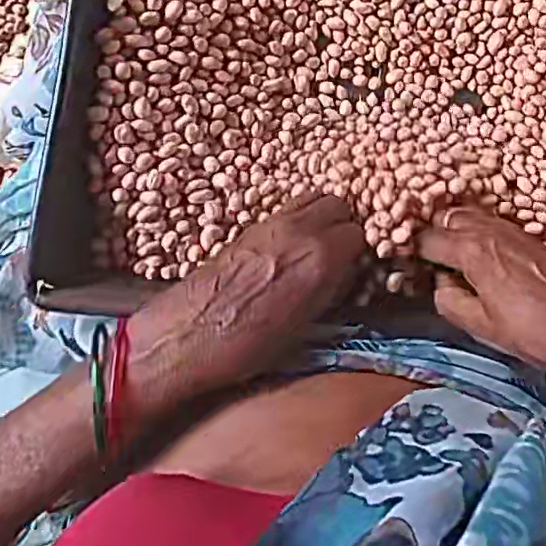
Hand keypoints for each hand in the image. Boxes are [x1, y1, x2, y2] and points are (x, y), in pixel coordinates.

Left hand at [125, 194, 363, 417]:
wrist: (184, 336)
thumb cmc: (245, 347)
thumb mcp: (302, 327)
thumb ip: (330, 289)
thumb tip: (345, 272)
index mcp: (317, 259)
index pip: (359, 233)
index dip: (362, 251)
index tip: (359, 266)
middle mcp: (298, 231)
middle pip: (339, 205)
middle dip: (346, 225)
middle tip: (342, 252)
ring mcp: (272, 223)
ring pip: (314, 198)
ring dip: (323, 216)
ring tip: (320, 245)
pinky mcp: (251, 225)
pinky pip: (290, 208)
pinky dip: (301, 218)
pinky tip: (293, 246)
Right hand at [418, 206, 545, 377]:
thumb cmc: (538, 333)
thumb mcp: (484, 328)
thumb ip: (450, 302)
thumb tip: (441, 286)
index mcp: (472, 252)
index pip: (426, 239)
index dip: (409, 250)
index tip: (401, 261)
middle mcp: (488, 232)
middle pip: (445, 218)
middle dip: (429, 232)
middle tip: (420, 256)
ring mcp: (509, 230)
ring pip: (467, 215)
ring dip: (451, 228)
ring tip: (443, 253)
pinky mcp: (525, 237)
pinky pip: (488, 223)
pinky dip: (472, 231)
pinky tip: (474, 255)